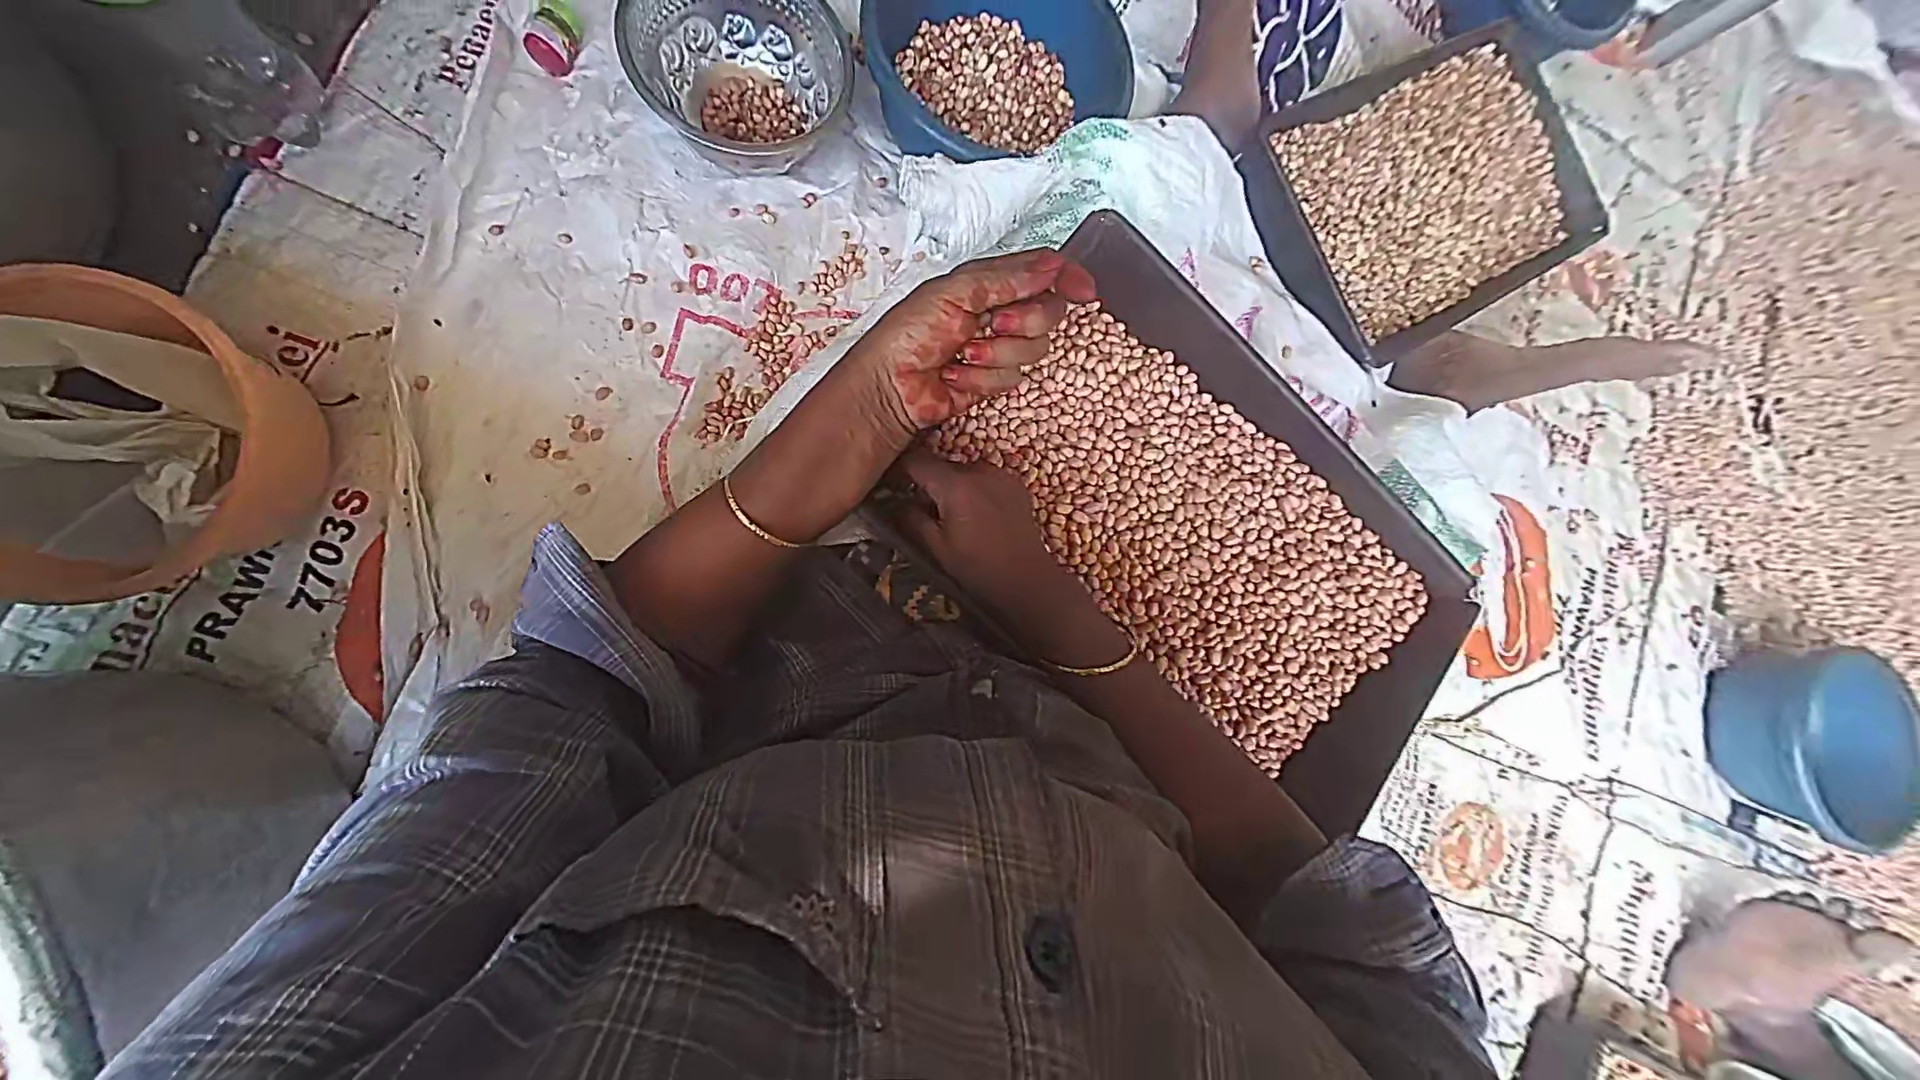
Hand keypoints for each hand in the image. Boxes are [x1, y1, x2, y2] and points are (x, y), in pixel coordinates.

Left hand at [849, 250, 1096, 440]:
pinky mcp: (992, 380)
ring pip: (1033, 350)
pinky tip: (955, 375)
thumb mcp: (955, 293)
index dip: (1067, 278)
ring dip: (997, 354)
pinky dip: (982, 378)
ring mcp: (997, 348)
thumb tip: (1052, 267)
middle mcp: (998, 312)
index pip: (1042, 272)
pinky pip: (1012, 379)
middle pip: (1047, 313)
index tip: (1086, 291)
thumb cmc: (909, 333)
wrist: (890, 384)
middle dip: (1025, 321)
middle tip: (994, 324)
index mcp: (989, 282)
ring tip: (962, 353)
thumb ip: (1006, 279)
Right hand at [893, 450, 1122, 664]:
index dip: (899, 469)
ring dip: (951, 485)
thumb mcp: (936, 547)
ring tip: (949, 513)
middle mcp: (979, 471)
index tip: (889, 483)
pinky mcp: (1014, 483)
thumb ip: (910, 519)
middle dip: (927, 481)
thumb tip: (893, 502)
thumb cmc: (977, 568)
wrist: (1026, 579)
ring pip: (963, 470)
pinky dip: (973, 488)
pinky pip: (984, 477)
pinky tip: (974, 514)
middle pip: (942, 464)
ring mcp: (1000, 474)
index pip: (917, 460)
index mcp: (955, 486)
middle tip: (918, 506)